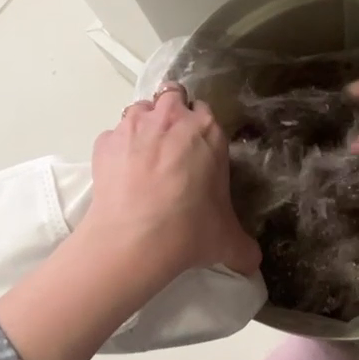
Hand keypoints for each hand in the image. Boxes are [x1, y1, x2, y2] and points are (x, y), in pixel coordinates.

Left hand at [78, 84, 261, 282]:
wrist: (135, 240)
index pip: (206, 112)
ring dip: (144, 125)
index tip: (198, 152)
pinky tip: (121, 174)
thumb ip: (244, 248)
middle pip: (173, 96)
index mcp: (209, 132)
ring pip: (140, 109)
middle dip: (172, 114)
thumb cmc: (189, 231)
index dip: (200, 130)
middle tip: (171, 147)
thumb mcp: (228, 242)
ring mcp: (134, 125)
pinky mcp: (105, 140)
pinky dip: (118, 149)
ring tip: (144, 157)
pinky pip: (113, 136)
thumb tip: (252, 263)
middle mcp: (172, 118)